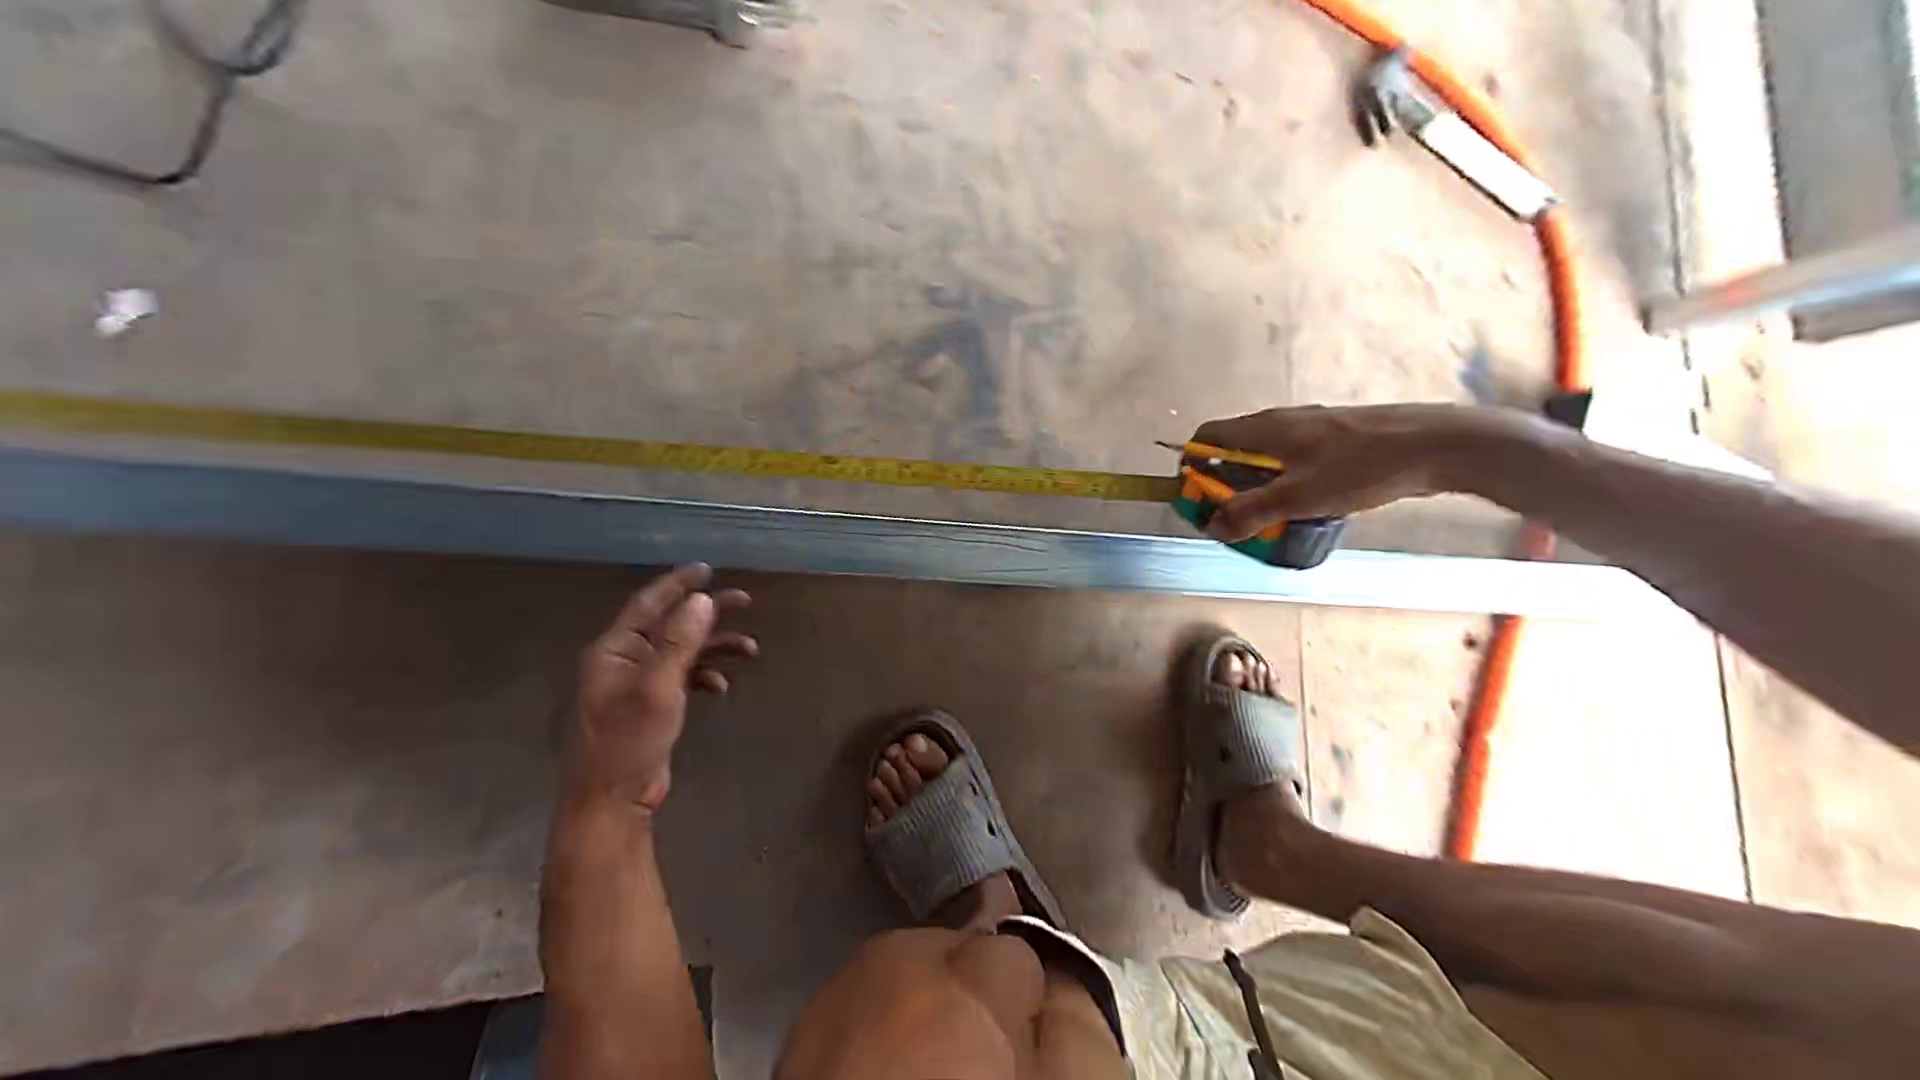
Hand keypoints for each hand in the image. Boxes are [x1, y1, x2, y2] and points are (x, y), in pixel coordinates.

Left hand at [570, 564, 758, 812]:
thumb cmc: (628, 741)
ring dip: (714, 646)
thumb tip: (702, 599)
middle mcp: (624, 659)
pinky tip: (721, 686)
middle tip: (744, 600)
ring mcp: (637, 682)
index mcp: (615, 648)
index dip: (679, 583)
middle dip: (707, 612)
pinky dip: (705, 675)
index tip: (709, 568)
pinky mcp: (651, 704)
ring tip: (749, 648)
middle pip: (671, 623)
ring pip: (682, 650)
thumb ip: (680, 641)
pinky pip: (683, 676)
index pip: (650, 603)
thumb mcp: (658, 687)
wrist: (613, 800)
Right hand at [1192, 404, 1510, 540]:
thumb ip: (1250, 512)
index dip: (1192, 466)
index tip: (1196, 498)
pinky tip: (1302, 509)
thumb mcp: (1298, 497)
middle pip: (1232, 450)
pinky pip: (1291, 463)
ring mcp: (1309, 430)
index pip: (1206, 437)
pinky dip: (1282, 485)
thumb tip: (1212, 527)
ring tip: (1266, 520)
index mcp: (1263, 429)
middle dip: (1223, 485)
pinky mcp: (1334, 441)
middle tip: (1232, 520)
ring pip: (1263, 459)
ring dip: (1254, 489)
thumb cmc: (1360, 467)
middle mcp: (1280, 423)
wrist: (1437, 446)